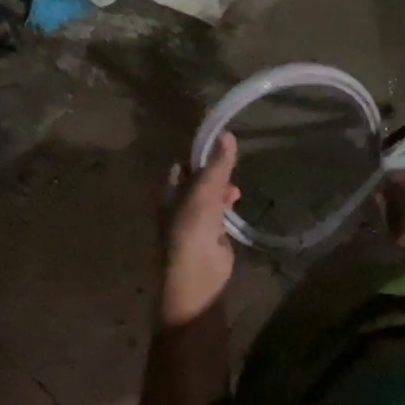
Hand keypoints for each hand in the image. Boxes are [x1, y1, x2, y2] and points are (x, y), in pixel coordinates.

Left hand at [157, 132, 240, 327]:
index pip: (180, 166)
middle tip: (230, 164)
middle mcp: (178, 204)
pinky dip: (227, 204)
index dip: (196, 155)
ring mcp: (194, 220)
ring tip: (235, 185)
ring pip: (208, 196)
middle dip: (213, 172)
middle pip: (196, 180)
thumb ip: (217, 164)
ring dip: (221, 188)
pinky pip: (218, 212)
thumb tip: (227, 133)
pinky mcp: (210, 233)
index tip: (216, 144)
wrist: (198, 271)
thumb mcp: (205, 190)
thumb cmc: (193, 226)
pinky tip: (237, 200)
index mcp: (168, 192)